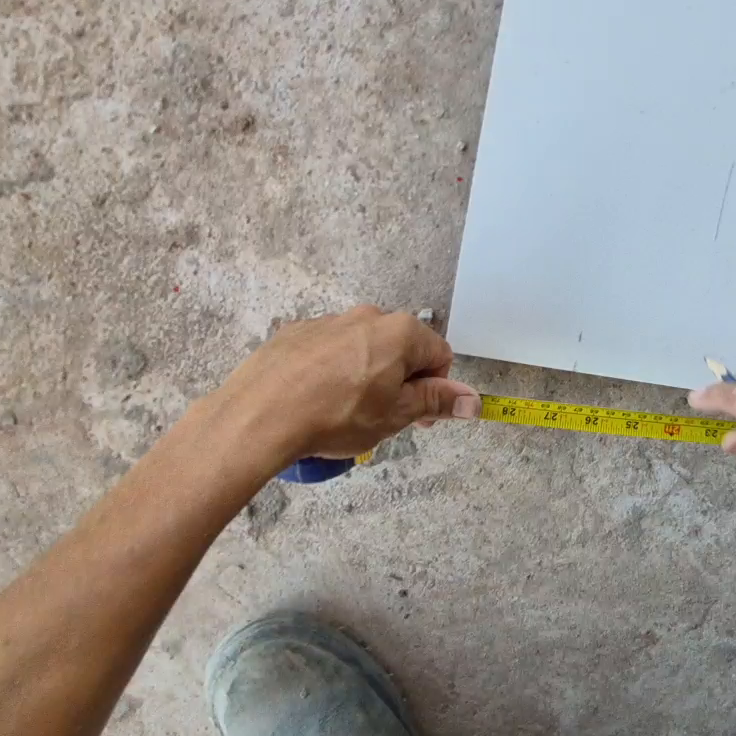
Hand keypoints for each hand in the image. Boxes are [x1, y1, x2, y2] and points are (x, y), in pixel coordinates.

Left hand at [196, 306, 479, 465]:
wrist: (260, 415)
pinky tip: (314, 400)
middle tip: (382, 418)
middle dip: (400, 381)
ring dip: (365, 375)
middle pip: (401, 348)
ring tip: (343, 413)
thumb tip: (475, 401)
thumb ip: (438, 402)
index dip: (435, 390)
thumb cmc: (337, 415)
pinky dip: (330, 370)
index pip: (439, 356)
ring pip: (363, 348)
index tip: (417, 418)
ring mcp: (329, 320)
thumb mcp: (396, 416)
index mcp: (401, 332)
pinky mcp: (296, 331)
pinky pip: (328, 349)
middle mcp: (368, 316)